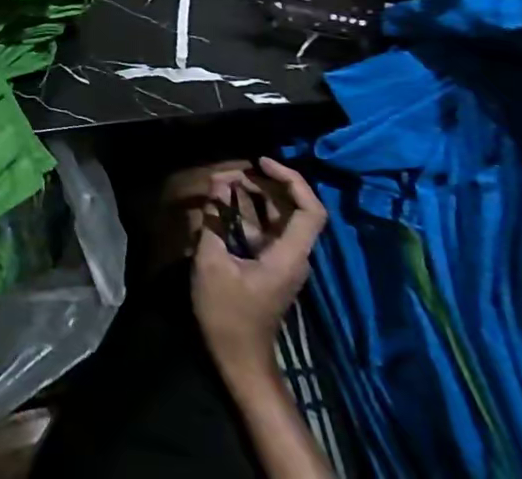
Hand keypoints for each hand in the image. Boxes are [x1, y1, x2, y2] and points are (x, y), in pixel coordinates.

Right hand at [190, 157, 325, 378]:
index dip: (290, 179)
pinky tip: (224, 205)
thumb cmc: (227, 314)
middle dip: (265, 184)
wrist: (238, 359)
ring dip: (255, 197)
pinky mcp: (269, 268)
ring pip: (278, 218)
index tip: (260, 163)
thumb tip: (216, 188)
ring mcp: (283, 262)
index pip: (310, 209)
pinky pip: (266, 231)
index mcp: (289, 255)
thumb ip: (214, 222)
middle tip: (233, 172)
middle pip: (293, 208)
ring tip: (226, 182)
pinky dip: (248, 214)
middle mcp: (294, 256)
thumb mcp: (212, 264)